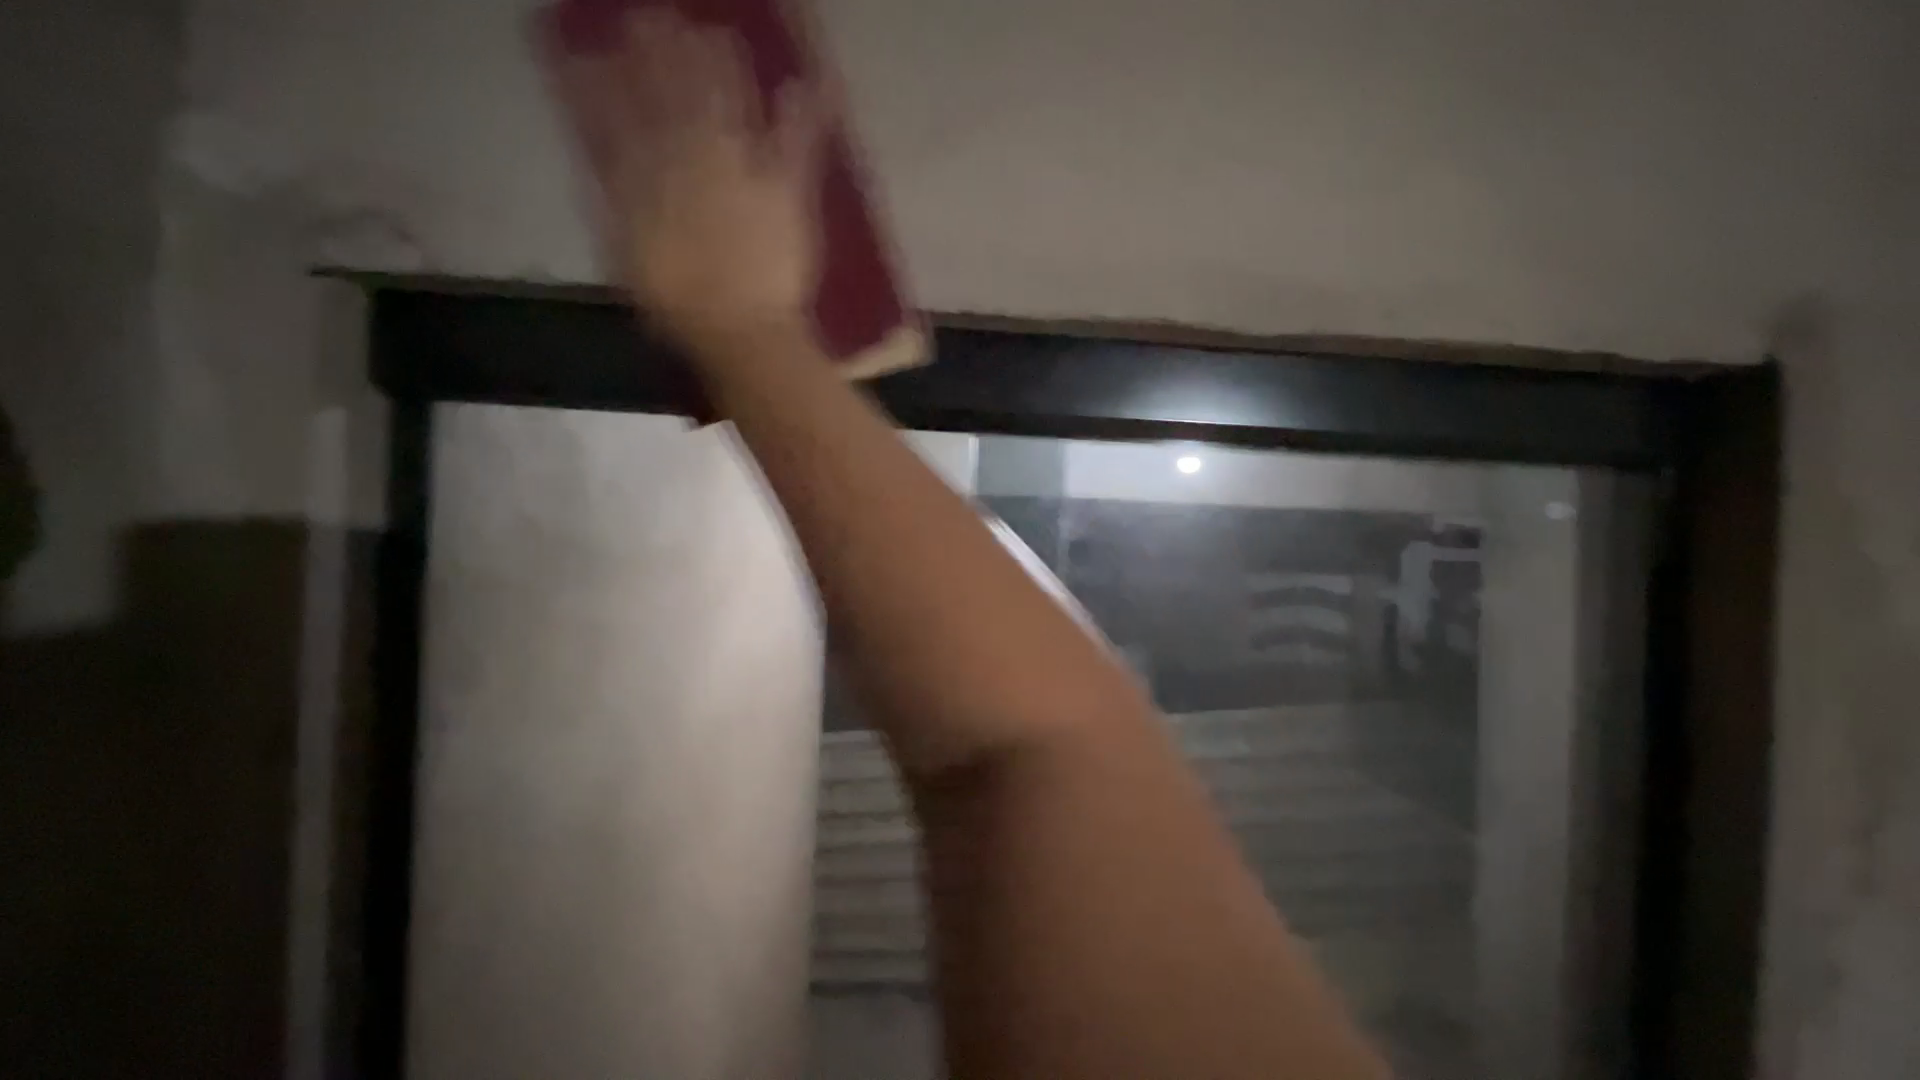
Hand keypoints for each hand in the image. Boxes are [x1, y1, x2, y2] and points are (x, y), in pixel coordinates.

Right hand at [541, 10, 828, 354]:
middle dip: (664, 55)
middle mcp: (695, 164)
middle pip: (677, 100)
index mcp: (651, 183)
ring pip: (730, 108)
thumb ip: (616, 200)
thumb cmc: (680, 307)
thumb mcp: (629, 255)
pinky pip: (799, 146)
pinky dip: (806, 116)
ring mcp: (745, 175)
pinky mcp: (787, 193)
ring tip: (717, 34)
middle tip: (657, 17)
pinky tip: (811, 86)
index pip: (625, 118)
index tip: (596, 51)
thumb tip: (602, 154)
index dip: (612, 81)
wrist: (741, 330)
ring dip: (722, 68)